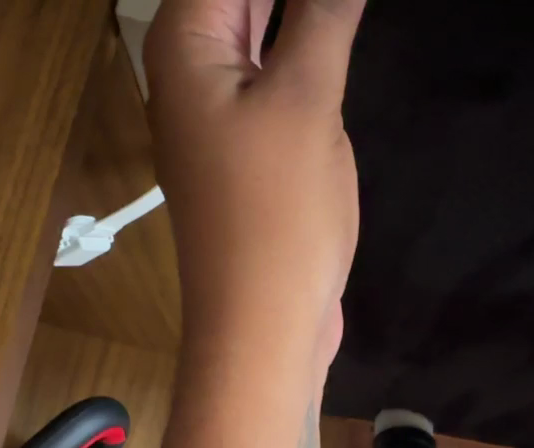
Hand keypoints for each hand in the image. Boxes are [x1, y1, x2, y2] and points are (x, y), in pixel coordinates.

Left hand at [145, 0, 363, 371]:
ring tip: (344, 17)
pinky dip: (303, 60)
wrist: (264, 329)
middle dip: (301, 3)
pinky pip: (273, 85)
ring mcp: (220, 121)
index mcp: (186, 43)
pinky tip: (335, 45)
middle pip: (242, 0)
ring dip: (302, 20)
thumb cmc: (278, 215)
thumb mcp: (306, 102)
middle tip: (347, 9)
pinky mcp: (250, 160)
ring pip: (259, 37)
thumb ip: (322, 17)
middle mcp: (191, 74)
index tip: (337, 1)